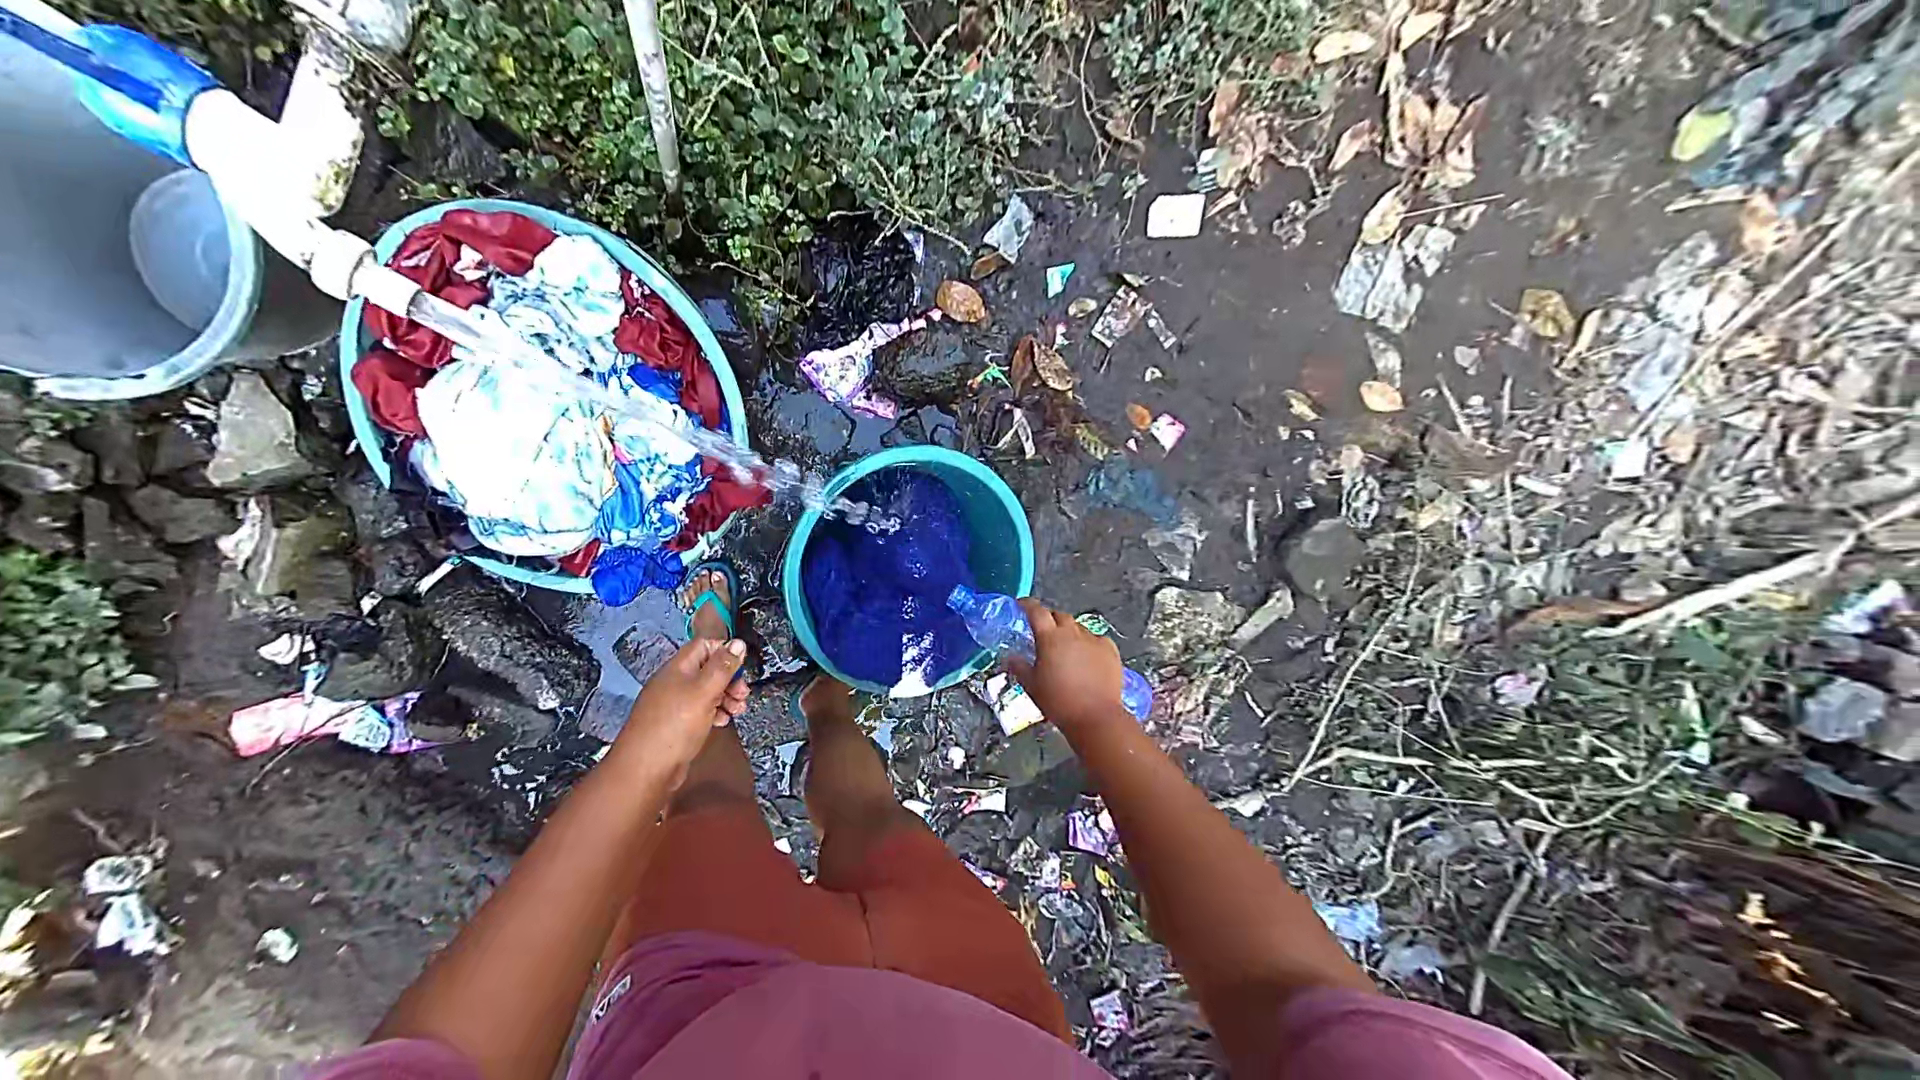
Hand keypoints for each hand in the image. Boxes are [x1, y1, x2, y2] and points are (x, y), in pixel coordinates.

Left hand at [617, 638, 747, 772]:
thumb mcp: (704, 691)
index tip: (741, 666)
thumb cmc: (674, 727)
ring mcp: (675, 704)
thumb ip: (723, 666)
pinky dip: (715, 712)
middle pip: (709, 669)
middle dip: (730, 678)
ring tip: (737, 710)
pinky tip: (721, 721)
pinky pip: (701, 710)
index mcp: (679, 668)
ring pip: (708, 690)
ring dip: (726, 696)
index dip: (725, 651)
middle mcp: (675, 682)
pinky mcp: (677, 723)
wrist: (646, 770)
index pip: (705, 645)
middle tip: (742, 693)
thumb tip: (738, 644)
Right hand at [1005, 599, 1125, 730]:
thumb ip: (1020, 667)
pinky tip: (1087, 656)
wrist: (1095, 716)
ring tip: (1066, 647)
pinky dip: (1088, 643)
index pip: (1037, 611)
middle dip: (1050, 619)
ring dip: (1069, 632)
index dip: (1028, 605)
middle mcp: (1072, 633)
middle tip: (1044, 630)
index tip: (1022, 604)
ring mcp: (1094, 640)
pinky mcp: (1110, 650)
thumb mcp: (1031, 685)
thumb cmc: (1058, 701)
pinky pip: (1096, 639)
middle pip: (1059, 616)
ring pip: (1078, 627)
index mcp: (1050, 638)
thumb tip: (1011, 658)